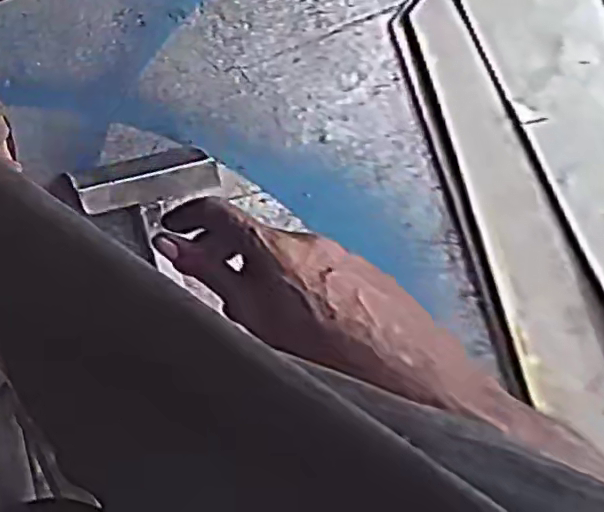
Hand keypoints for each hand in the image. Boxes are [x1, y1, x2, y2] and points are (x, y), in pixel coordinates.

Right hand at [152, 197, 495, 412]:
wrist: (430, 392)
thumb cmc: (343, 361)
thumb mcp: (253, 318)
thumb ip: (207, 272)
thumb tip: (172, 244)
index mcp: (274, 246)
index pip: (214, 210)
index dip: (186, 216)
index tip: (175, 226)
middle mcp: (310, 242)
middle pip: (251, 233)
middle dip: (225, 249)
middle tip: (209, 272)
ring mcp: (346, 257)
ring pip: (288, 254)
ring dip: (265, 270)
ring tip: (265, 309)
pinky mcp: (374, 277)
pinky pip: (323, 269)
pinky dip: (303, 283)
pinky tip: (310, 320)